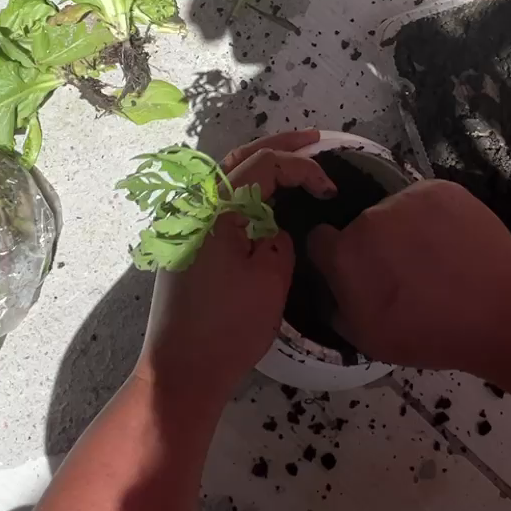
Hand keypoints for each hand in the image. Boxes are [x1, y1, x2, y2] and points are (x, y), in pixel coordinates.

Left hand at [133, 132, 334, 407]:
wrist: (181, 371)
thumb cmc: (228, 327)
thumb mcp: (271, 277)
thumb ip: (279, 236)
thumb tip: (274, 226)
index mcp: (214, 208)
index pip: (264, 165)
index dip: (302, 168)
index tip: (330, 190)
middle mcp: (193, 206)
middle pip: (239, 157)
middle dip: (279, 145)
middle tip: (314, 140)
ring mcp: (184, 223)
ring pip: (225, 175)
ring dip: (260, 162)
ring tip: (295, 157)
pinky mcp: (186, 242)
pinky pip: (218, 199)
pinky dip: (245, 186)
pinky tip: (267, 194)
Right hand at [306, 179, 510, 377]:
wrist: (503, 312)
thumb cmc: (433, 334)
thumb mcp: (369, 341)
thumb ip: (338, 307)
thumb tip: (331, 286)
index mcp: (347, 255)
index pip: (320, 240)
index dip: (335, 256)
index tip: (357, 271)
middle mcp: (370, 218)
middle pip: (361, 226)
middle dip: (375, 245)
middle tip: (405, 272)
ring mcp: (407, 199)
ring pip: (394, 210)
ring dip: (404, 228)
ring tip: (435, 258)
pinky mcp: (440, 188)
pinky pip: (424, 199)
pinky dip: (434, 216)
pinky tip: (454, 242)